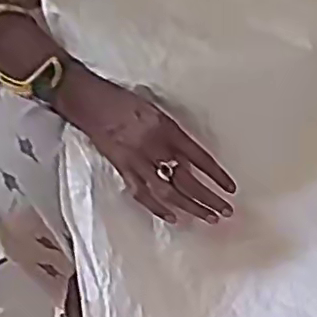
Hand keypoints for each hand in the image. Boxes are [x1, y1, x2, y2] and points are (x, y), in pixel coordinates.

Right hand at [54, 67, 237, 224]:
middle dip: (210, 198)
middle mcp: (154, 147)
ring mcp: (136, 160)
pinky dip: (158, 208)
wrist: (85, 97)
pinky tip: (174, 218)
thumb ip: (177, 138)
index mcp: (166, 130)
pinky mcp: (121, 168)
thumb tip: (195, 164)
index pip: (200, 158)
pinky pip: (142, 193)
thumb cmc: (125, 103)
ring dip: (192, 207)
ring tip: (210, 218)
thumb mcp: (159, 114)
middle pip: (188, 180)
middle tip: (227, 211)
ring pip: (169, 191)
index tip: (231, 189)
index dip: (217, 175)